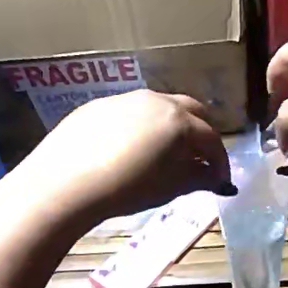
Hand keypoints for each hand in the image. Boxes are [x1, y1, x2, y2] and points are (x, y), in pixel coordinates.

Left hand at [26, 89, 233, 224]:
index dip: (220, 162)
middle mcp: (156, 101)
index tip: (220, 181)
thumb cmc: (129, 188)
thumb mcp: (171, 187)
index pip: (212, 139)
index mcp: (180, 121)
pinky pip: (130, 114)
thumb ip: (200, 179)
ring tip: (164, 155)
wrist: (67, 182)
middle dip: (201, 135)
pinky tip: (129, 152)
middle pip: (191, 111)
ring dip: (170, 129)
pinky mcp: (98, 106)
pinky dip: (141, 129)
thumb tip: (219, 180)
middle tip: (199, 160)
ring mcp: (125, 100)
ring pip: (159, 109)